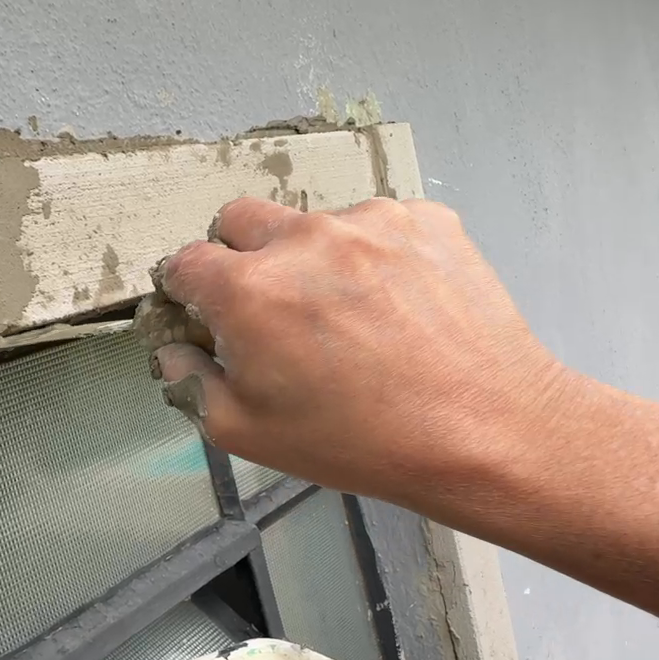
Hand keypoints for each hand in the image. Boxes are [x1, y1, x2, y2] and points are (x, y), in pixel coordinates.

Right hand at [151, 196, 582, 509]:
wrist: (482, 429)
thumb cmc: (350, 440)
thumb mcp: (242, 431)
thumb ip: (188, 383)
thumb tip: (176, 351)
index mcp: (248, 290)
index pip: (185, 262)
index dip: (182, 290)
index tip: (197, 312)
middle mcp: (303, 239)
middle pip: (238, 219)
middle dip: (234, 257)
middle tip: (262, 307)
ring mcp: (370, 221)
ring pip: (309, 223)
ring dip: (304, 258)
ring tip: (341, 314)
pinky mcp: (426, 220)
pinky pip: (371, 226)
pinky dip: (363, 257)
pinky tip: (388, 305)